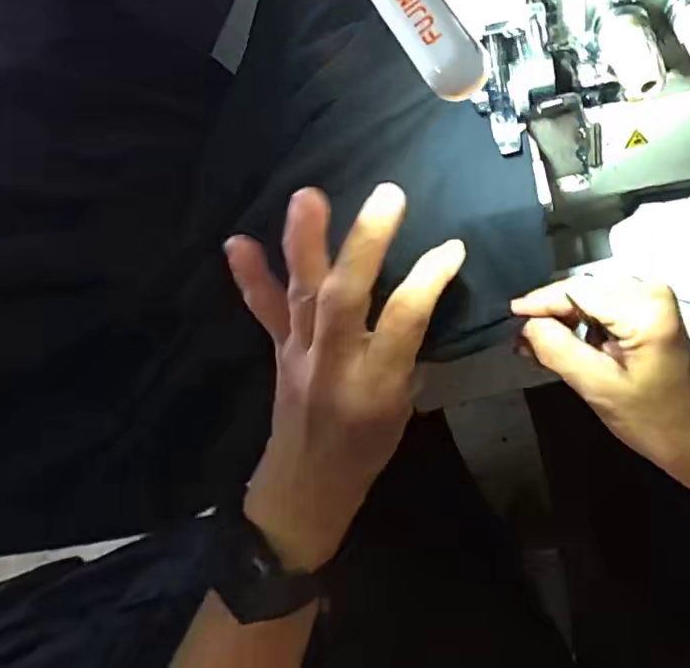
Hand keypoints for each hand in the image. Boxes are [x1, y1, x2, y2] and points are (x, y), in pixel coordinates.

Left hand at [224, 184, 464, 570]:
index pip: (404, 321)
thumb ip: (411, 350)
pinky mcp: (278, 351)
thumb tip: (424, 295)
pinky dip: (250, 276)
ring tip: (307, 195)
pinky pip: (263, 312)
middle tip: (388, 196)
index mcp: (376, 384)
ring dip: (304, 242)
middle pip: (345, 298)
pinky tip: (236, 242)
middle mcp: (333, 364)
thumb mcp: (405, 408)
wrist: (302, 493)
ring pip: (301, 294)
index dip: (429, 279)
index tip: (454, 246)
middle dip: (365, 245)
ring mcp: (299, 355)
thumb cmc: (367, 451)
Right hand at [513, 277, 689, 485]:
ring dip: (565, 317)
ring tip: (535, 344)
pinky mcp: (652, 308)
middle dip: (552, 311)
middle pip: (586, 288)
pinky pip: (607, 304)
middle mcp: (652, 291)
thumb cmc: (653, 421)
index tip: (510, 314)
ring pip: (593, 295)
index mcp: (645, 308)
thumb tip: (527, 324)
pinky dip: (583, 321)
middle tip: (520, 339)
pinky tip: (562, 341)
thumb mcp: (599, 388)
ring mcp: (654, 298)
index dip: (542, 301)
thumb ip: (559, 351)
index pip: (579, 290)